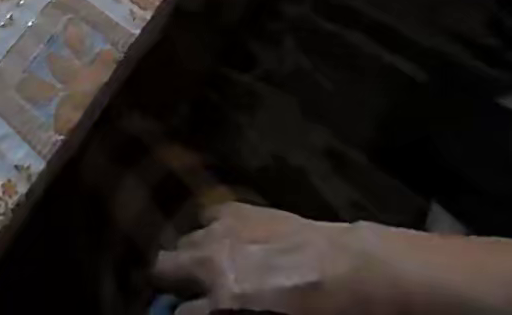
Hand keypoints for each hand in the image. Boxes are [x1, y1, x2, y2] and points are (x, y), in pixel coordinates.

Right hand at [153, 203, 410, 314]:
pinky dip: (211, 233)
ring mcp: (219, 228)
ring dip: (191, 259)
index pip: (177, 314)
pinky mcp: (234, 207)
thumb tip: (207, 311)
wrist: (349, 272)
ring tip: (212, 271)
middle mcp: (210, 262)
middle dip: (170, 284)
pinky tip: (231, 246)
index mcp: (221, 303)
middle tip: (187, 298)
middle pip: (161, 267)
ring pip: (183, 241)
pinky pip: (206, 219)